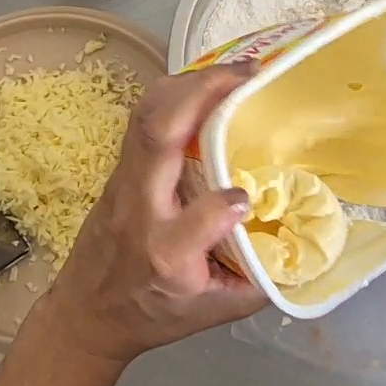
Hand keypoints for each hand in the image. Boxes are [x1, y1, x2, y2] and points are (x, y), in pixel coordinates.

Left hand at [29, 64, 270, 363]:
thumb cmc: (151, 314)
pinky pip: (142, 118)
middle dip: (202, 93)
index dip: (226, 206)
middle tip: (249, 74)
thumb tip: (299, 243)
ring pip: (145, 116)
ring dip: (186, 84)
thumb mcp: (211, 314)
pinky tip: (202, 85)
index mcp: (164, 254)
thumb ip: (254, 282)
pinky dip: (173, 93)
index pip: (195, 223)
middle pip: (156, 137)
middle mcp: (138, 208)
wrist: (86, 312)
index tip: (251, 198)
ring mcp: (122, 181)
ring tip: (230, 71)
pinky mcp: (118, 167)